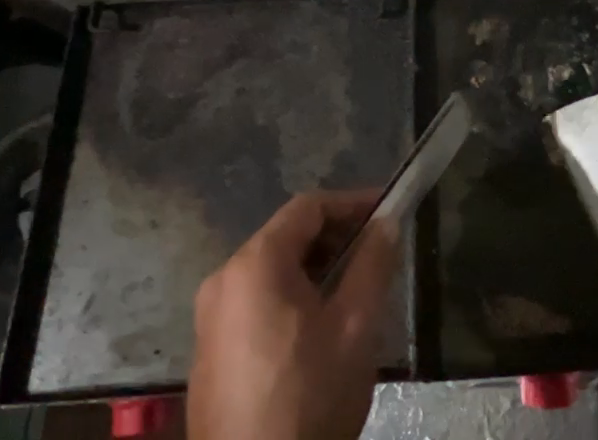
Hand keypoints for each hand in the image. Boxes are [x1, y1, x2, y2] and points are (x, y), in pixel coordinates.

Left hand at [186, 191, 397, 439]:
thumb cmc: (309, 395)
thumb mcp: (355, 326)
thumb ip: (373, 264)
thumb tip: (386, 224)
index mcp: (255, 264)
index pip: (307, 208)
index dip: (352, 203)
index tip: (388, 211)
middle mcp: (223, 280)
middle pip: (285, 237)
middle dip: (335, 237)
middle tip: (378, 253)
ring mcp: (209, 318)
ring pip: (271, 271)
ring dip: (315, 268)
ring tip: (356, 289)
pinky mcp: (209, 351)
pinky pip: (255, 302)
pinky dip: (290, 297)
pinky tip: (320, 327)